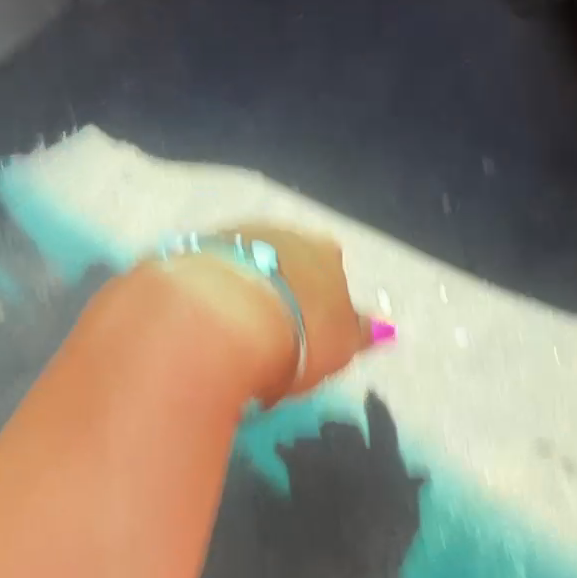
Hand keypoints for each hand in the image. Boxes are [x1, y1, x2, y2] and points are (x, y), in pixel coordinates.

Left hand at [161, 223, 382, 402]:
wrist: (219, 318)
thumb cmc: (295, 337)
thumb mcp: (341, 346)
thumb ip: (361, 332)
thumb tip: (385, 327)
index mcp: (326, 252)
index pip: (331, 268)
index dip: (321, 300)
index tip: (309, 333)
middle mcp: (285, 232)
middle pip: (287, 258)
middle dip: (281, 286)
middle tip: (270, 333)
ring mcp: (236, 233)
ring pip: (246, 259)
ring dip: (243, 285)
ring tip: (231, 332)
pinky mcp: (192, 247)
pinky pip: (207, 270)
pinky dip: (208, 289)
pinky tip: (201, 321)